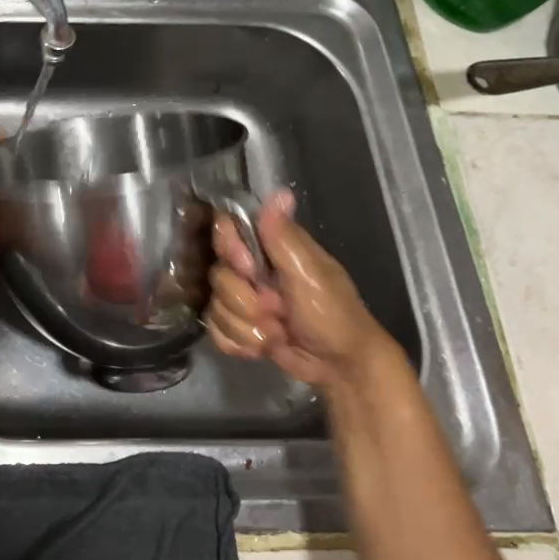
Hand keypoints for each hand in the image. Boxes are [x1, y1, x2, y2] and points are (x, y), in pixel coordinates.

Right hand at [203, 189, 396, 386]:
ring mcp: (245, 301)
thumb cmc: (333, 315)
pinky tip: (260, 348)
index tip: (250, 270)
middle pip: (218, 275)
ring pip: (215, 306)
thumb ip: (284, 237)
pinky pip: (216, 331)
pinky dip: (238, 343)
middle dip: (245, 302)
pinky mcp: (240, 329)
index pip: (227, 230)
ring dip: (247, 328)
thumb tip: (281, 192)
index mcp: (271, 249)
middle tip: (277, 311)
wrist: (342, 367)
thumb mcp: (310, 273)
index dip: (230, 250)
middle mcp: (254, 271)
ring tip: (277, 334)